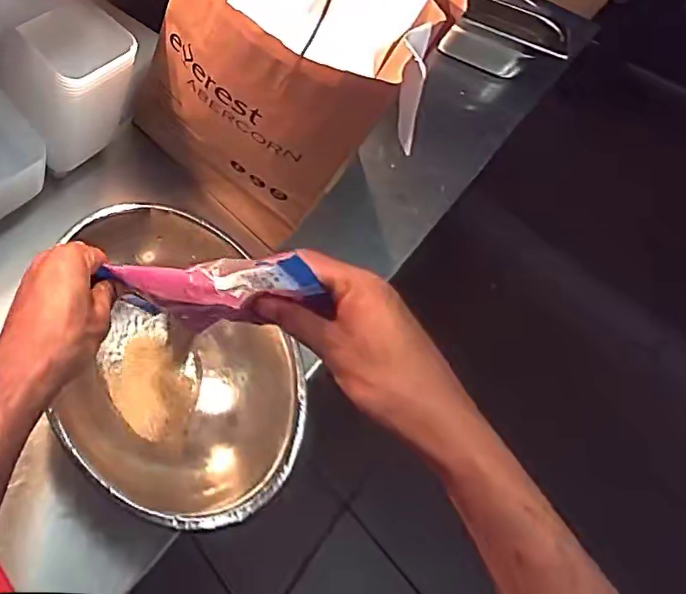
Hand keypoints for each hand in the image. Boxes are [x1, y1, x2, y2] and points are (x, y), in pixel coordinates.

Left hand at [0, 242, 113, 407]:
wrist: (23, 370)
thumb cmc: (59, 344)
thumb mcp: (100, 318)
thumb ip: (108, 293)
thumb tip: (108, 287)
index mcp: (70, 257)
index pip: (100, 257)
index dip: (110, 275)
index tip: (114, 290)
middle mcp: (47, 259)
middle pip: (78, 261)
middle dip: (89, 280)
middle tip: (98, 307)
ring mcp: (31, 275)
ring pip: (60, 275)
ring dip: (71, 290)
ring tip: (78, 320)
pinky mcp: (21, 292)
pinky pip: (46, 287)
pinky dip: (54, 299)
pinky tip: (60, 323)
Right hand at [257, 250, 486, 461]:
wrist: (442, 424)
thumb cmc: (387, 382)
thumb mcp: (334, 350)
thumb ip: (295, 319)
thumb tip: (259, 301)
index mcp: (359, 283)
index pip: (306, 260)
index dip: (272, 267)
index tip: (242, 278)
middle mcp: (367, 285)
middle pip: (315, 273)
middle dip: (280, 283)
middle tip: (246, 295)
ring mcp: (375, 305)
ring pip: (325, 291)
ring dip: (295, 299)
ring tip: (260, 309)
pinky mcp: (377, 324)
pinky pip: (338, 307)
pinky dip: (313, 313)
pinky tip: (292, 323)